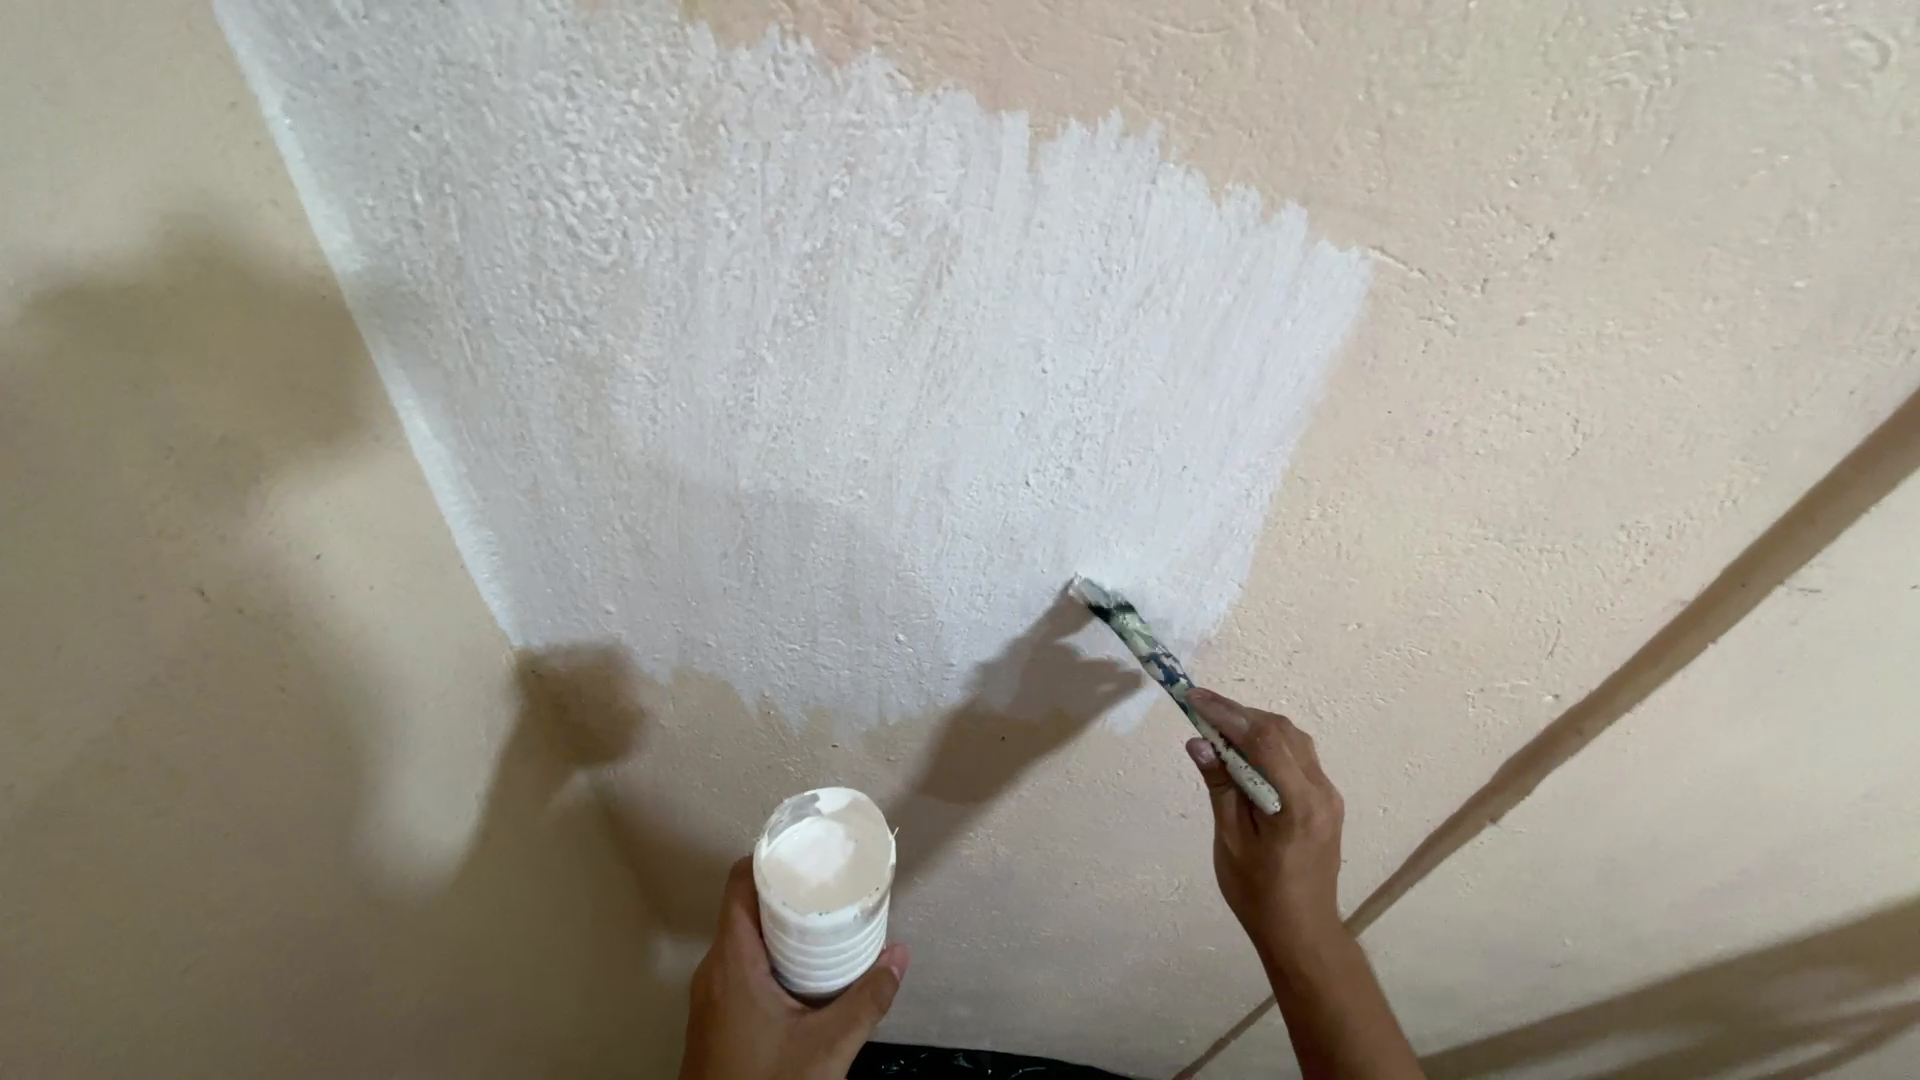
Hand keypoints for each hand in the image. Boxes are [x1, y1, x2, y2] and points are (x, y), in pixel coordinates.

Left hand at [679, 858, 909, 1079]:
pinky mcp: (715, 1017)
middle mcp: (713, 969)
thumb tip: (901, 955)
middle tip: (828, 881)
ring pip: (743, 938)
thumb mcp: (826, 1049)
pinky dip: (770, 953)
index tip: (806, 849)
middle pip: (745, 907)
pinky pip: (740, 964)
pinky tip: (803, 966)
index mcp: (731, 962)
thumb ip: (867, 1000)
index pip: (739, 883)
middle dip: (787, 890)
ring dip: (779, 924)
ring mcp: (710, 995)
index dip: (769, 857)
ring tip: (823, 917)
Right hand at [1185, 687, 1347, 965]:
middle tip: (1199, 706)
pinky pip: (1297, 755)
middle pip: (1281, 731)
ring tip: (1216, 724)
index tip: (1193, 697)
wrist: (1302, 931)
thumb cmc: (1258, 893)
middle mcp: (1322, 791)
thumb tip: (1199, 740)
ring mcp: (1328, 794)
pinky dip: (1267, 742)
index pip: (1263, 740)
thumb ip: (1220, 786)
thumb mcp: (1230, 840)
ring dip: (1254, 724)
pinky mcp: (1325, 800)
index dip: (1226, 712)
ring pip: (1292, 738)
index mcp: (1298, 804)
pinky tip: (1241, 749)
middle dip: (1238, 713)